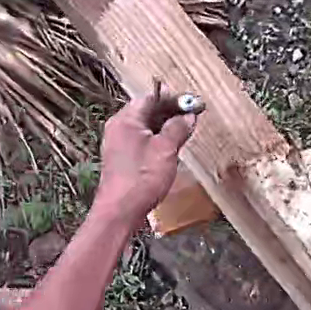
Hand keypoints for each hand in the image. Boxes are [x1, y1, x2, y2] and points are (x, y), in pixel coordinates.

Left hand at [92, 89, 196, 222]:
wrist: (120, 211)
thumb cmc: (141, 178)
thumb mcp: (166, 149)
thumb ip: (178, 128)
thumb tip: (188, 116)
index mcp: (126, 119)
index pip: (151, 98)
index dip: (173, 98)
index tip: (192, 102)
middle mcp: (118, 128)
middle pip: (146, 111)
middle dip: (170, 112)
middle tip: (192, 116)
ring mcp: (118, 145)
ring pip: (144, 128)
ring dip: (164, 128)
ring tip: (184, 131)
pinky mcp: (121, 160)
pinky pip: (140, 142)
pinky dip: (156, 141)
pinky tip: (170, 150)